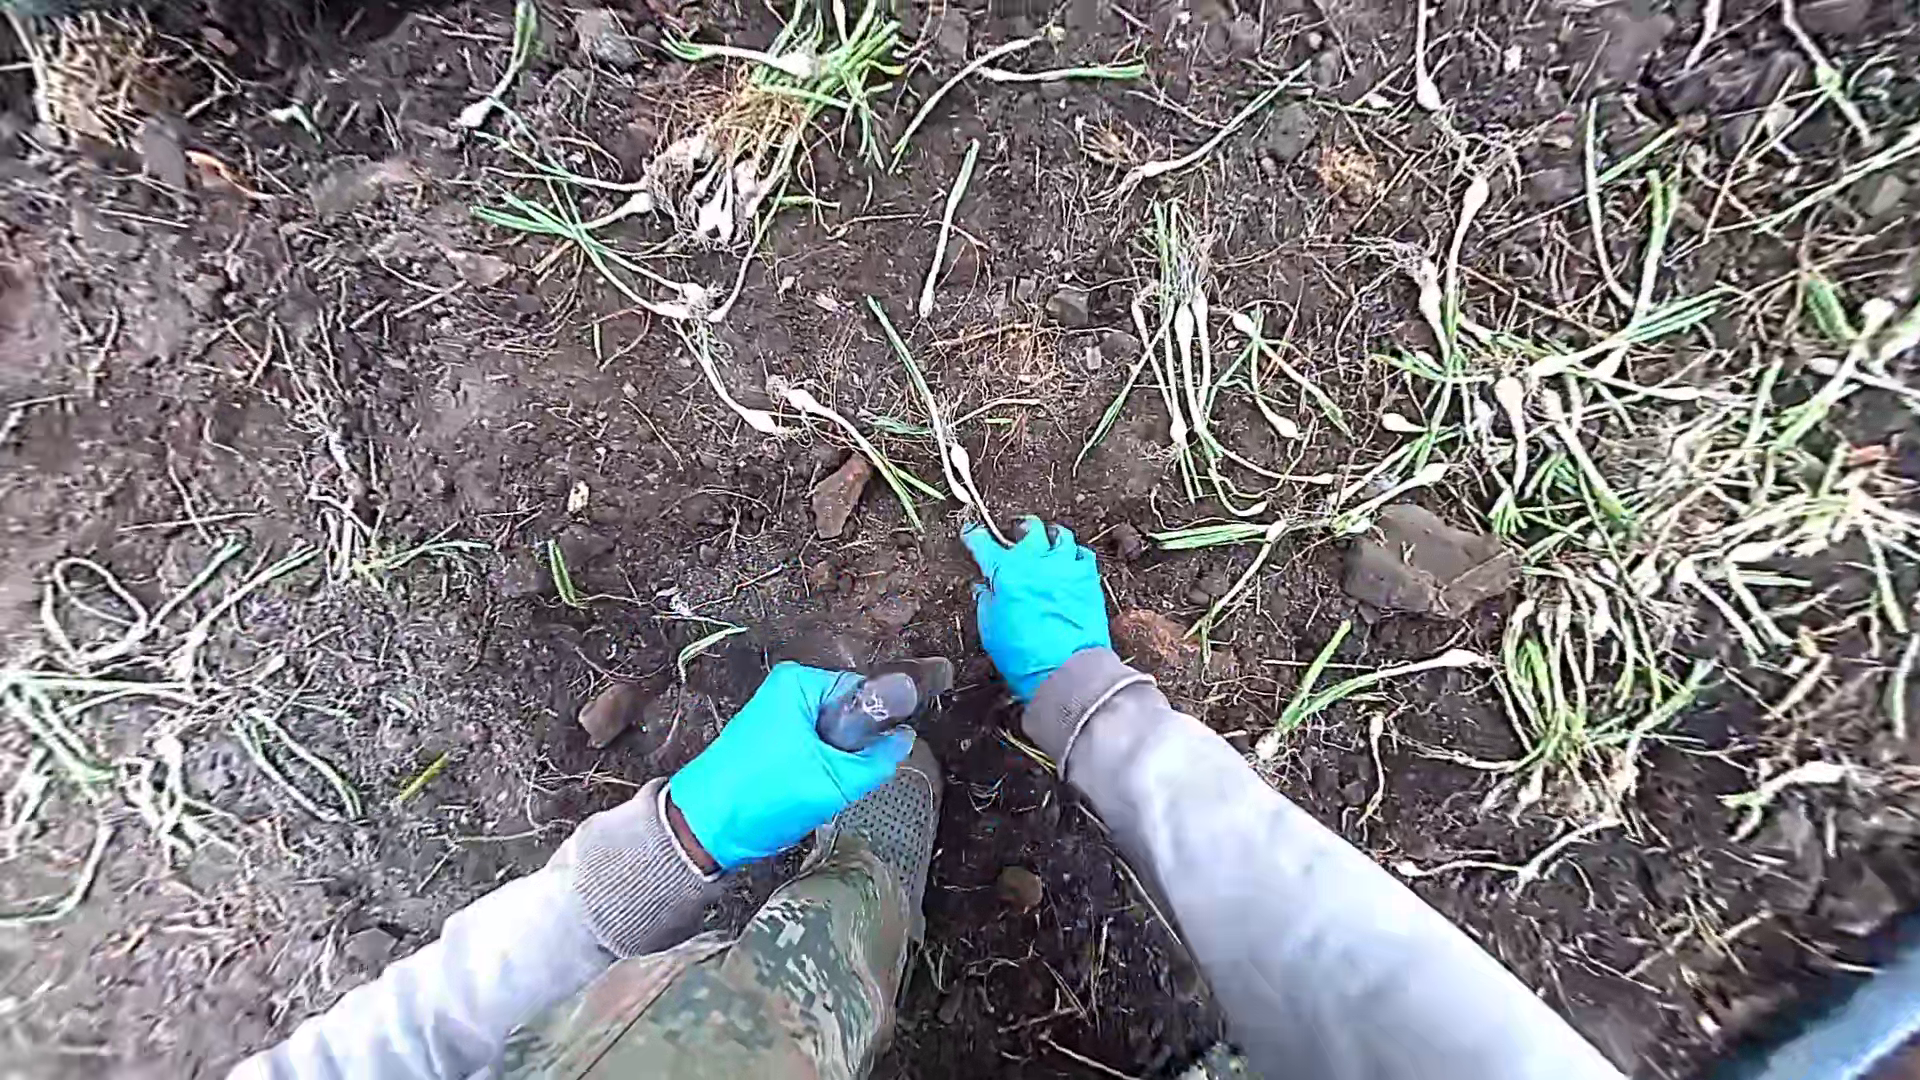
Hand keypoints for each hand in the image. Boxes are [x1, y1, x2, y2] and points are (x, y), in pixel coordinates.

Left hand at [668, 663, 913, 869]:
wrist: (701, 830)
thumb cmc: (761, 796)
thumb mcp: (833, 781)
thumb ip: (878, 759)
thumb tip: (904, 740)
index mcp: (799, 682)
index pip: (860, 689)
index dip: (875, 722)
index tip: (878, 751)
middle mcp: (786, 687)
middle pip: (845, 710)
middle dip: (852, 744)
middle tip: (845, 774)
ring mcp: (775, 709)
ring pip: (830, 729)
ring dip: (834, 756)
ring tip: (820, 783)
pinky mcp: (769, 732)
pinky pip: (811, 740)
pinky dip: (816, 761)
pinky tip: (805, 785)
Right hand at [962, 517, 1110, 701]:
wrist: (1067, 670)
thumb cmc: (1027, 655)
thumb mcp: (991, 628)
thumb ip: (986, 600)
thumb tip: (984, 587)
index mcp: (1006, 572)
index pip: (984, 543)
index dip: (975, 536)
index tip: (974, 534)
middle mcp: (1036, 562)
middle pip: (1028, 527)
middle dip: (1019, 528)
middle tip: (1015, 533)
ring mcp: (1064, 567)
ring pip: (1058, 534)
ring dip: (1049, 537)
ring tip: (1045, 543)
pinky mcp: (1087, 578)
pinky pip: (1081, 553)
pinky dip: (1073, 554)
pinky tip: (1068, 563)